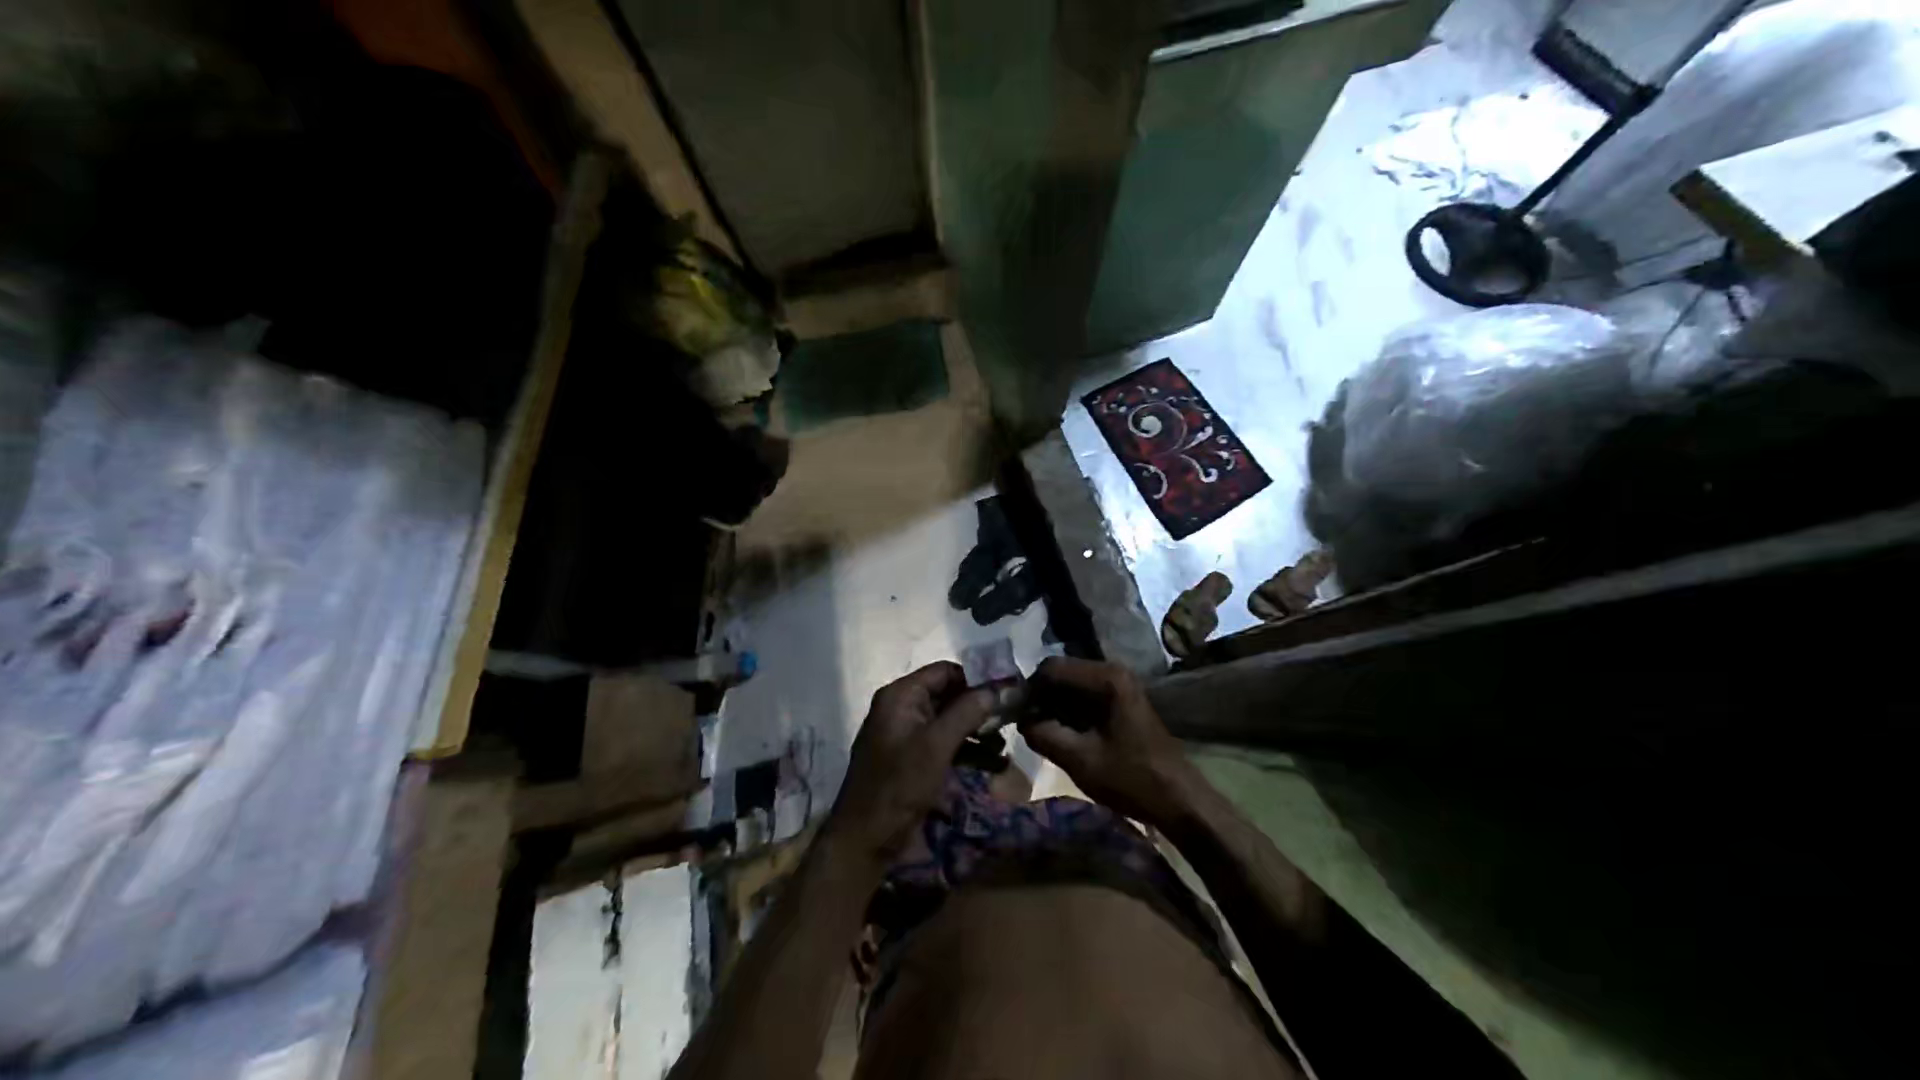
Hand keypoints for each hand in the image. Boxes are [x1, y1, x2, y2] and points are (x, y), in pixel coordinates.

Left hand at [825, 661, 995, 867]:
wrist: (865, 840)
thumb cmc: (899, 785)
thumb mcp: (937, 745)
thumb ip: (968, 711)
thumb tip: (1001, 686)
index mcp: (900, 696)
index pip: (945, 672)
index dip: (978, 678)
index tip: (1010, 691)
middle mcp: (902, 709)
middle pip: (949, 695)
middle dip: (981, 707)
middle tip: (1014, 718)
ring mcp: (907, 736)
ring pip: (950, 722)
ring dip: (978, 732)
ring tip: (1005, 747)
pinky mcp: (914, 760)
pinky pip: (945, 745)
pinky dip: (968, 751)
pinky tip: (995, 764)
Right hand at [1018, 657, 1199, 828]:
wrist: (1179, 800)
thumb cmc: (1131, 778)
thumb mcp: (1079, 760)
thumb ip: (1043, 735)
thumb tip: (1021, 722)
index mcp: (1106, 678)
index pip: (1051, 668)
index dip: (1029, 690)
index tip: (1016, 716)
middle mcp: (1113, 672)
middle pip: (1061, 674)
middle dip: (1041, 699)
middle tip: (1026, 727)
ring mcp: (1120, 687)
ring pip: (1071, 687)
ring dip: (1053, 707)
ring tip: (1041, 734)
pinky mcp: (1122, 702)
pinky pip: (1084, 698)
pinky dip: (1069, 713)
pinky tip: (1062, 736)